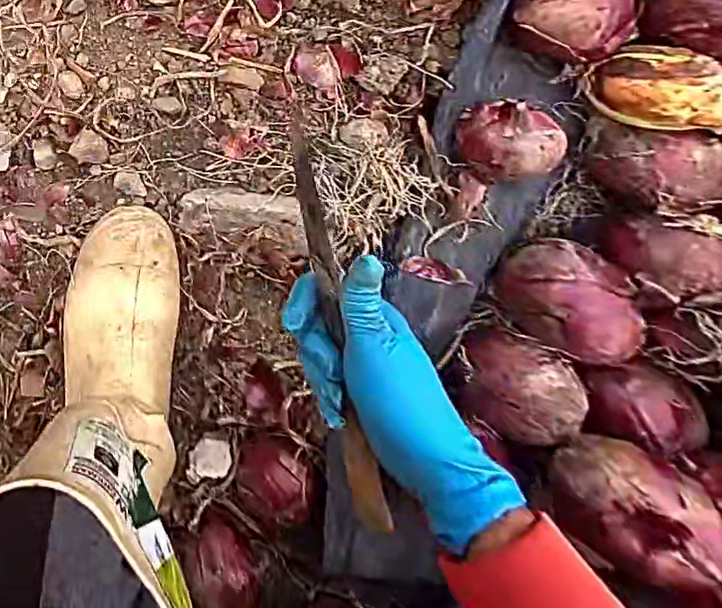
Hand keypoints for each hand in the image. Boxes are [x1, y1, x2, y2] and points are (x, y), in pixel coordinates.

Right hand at [282, 256, 525, 554]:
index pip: (325, 288)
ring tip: (338, 401)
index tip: (293, 324)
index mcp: (371, 315)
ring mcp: (359, 362)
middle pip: (315, 324)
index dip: (303, 301)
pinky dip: (327, 397)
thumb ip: (360, 302)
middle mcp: (364, 332)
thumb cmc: (401, 400)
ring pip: (318, 354)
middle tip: (332, 374)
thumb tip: (367, 256)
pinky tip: (339, 414)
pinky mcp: (355, 389)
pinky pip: (326, 381)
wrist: (427, 465)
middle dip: (315, 351)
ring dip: (321, 378)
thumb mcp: (372, 346)